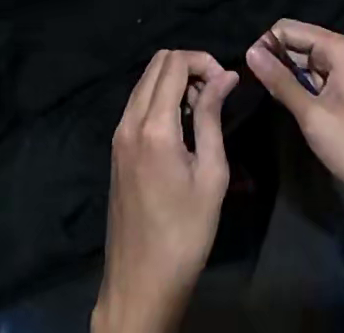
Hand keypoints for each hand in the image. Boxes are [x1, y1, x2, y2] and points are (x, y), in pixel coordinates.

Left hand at [94, 50, 239, 332]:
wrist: (140, 282)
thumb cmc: (185, 232)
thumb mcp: (211, 174)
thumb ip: (212, 116)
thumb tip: (226, 75)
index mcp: (153, 127)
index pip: (175, 62)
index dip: (205, 61)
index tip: (226, 84)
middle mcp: (129, 122)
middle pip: (157, 62)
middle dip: (190, 65)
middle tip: (215, 92)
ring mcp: (118, 134)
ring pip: (146, 80)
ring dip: (175, 80)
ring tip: (202, 110)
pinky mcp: (117, 147)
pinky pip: (139, 102)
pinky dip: (162, 97)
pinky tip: (182, 125)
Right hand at [245, 20, 343, 215]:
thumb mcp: (313, 115)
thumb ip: (281, 81)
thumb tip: (250, 52)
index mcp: (337, 48)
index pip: (288, 28)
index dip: (265, 43)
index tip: (242, 67)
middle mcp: (339, 53)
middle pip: (294, 41)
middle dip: (270, 55)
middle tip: (242, 79)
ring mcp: (340, 73)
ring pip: (300, 61)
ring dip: (279, 71)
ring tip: (252, 87)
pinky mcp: (339, 93)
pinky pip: (309, 78)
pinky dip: (293, 84)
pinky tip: (274, 96)